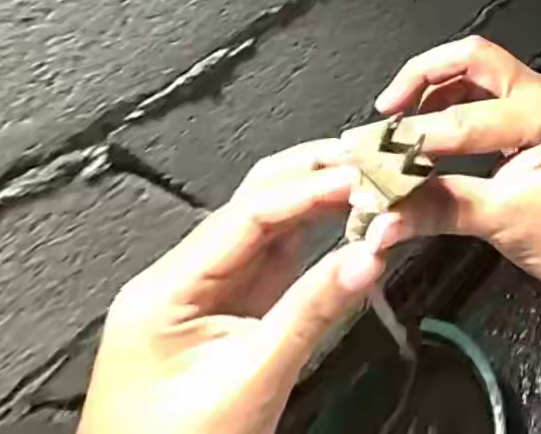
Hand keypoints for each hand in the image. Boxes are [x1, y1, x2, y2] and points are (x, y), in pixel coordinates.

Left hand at [78, 141, 397, 433]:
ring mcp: (213, 282)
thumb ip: (314, 308)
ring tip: (372, 178)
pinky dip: (319, 222)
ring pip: (273, 213)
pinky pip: (283, 242)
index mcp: (167, 288)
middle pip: (257, 197)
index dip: (312, 187)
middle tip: (374, 161)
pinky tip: (352, 210)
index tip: (365, 177)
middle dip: (317, 172)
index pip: (250, 212)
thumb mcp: (252, 380)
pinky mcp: (239, 297)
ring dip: (322, 192)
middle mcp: (185, 272)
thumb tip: (372, 253)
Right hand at [370, 36, 540, 299]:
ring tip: (393, 120)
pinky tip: (420, 131)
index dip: (414, 138)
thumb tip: (378, 221)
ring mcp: (529, 102)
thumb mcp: (507, 221)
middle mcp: (536, 94)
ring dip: (430, 88)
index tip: (366, 157)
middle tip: (384, 111)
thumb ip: (442, 209)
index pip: (465, 118)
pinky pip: (475, 95)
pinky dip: (442, 104)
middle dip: (423, 76)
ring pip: (471, 72)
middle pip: (472, 58)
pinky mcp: (519, 119)